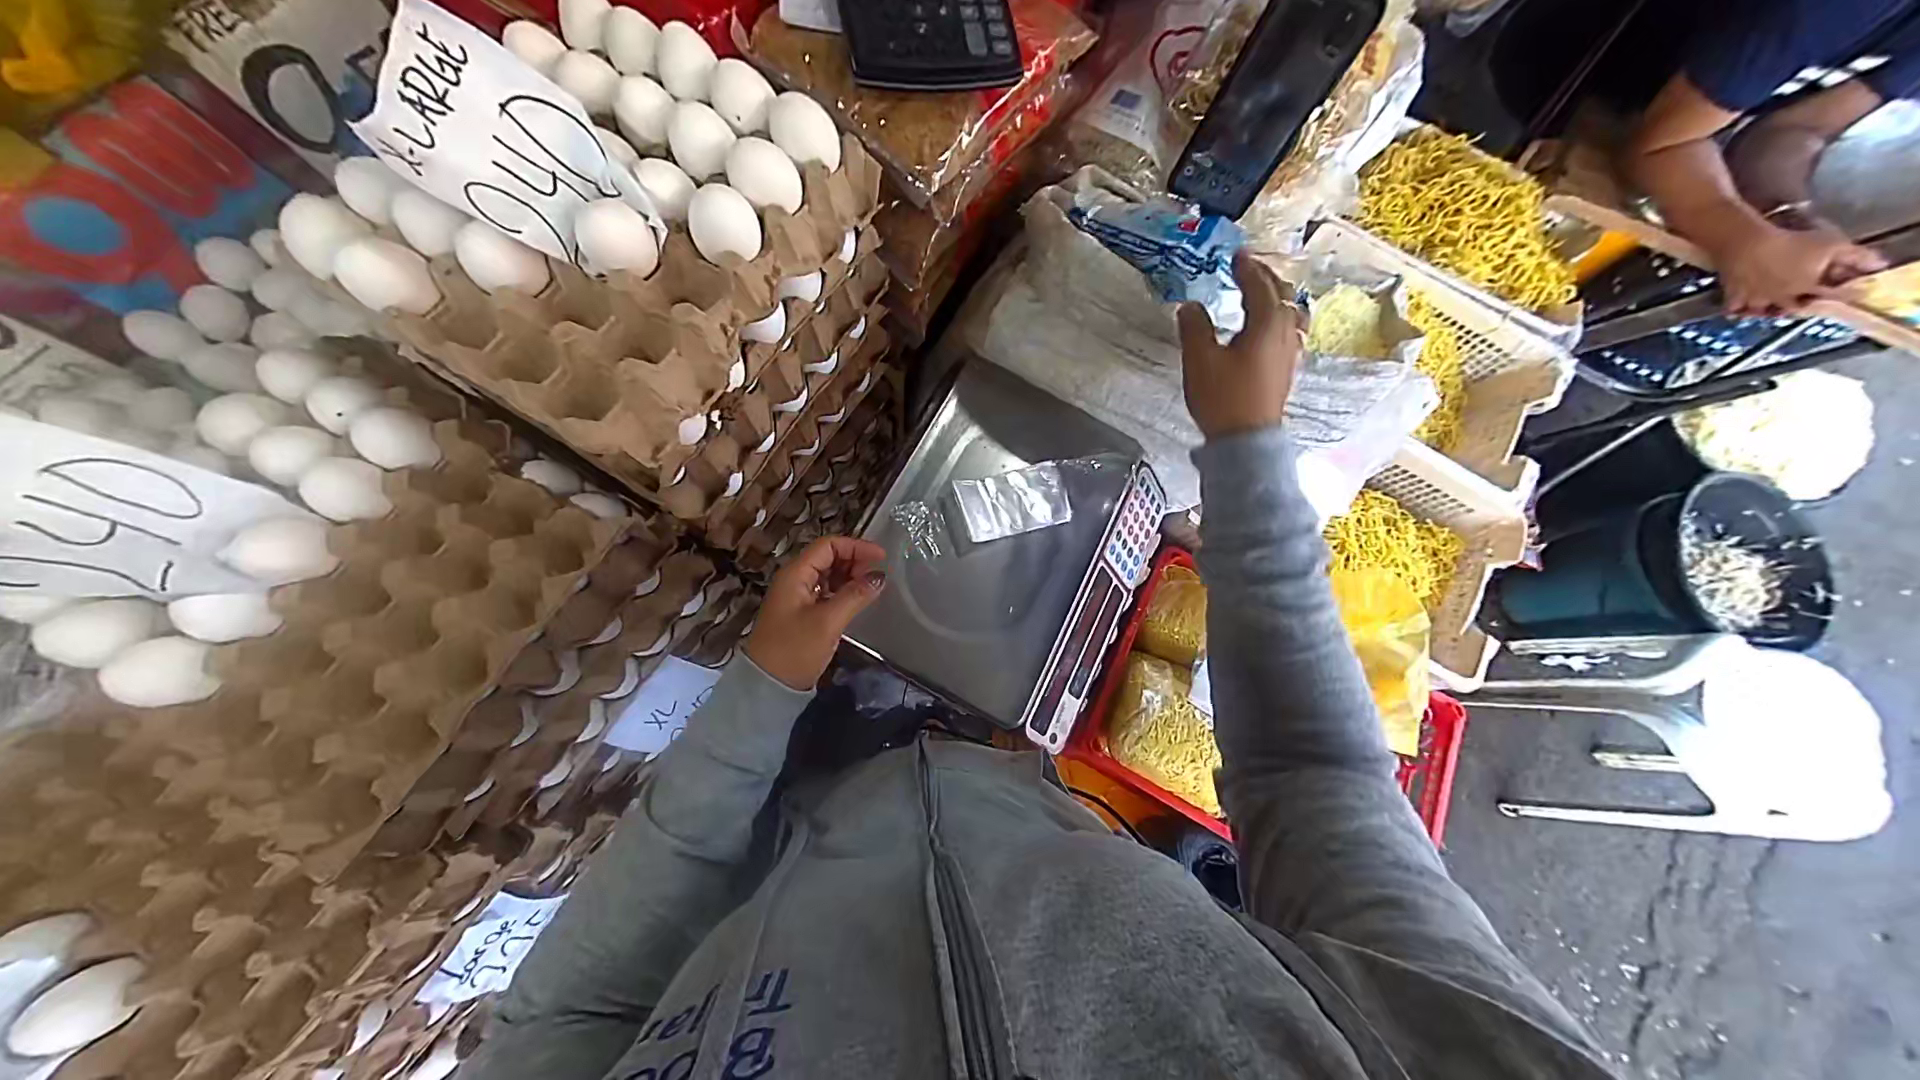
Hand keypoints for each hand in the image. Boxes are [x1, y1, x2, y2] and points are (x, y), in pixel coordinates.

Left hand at [745, 536, 887, 689]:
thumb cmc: (795, 649)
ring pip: (827, 575)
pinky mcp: (801, 613)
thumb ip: (855, 595)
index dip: (856, 547)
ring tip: (870, 588)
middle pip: (827, 557)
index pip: (828, 545)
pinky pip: (825, 592)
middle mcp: (794, 579)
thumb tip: (879, 576)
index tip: (881, 558)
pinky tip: (857, 601)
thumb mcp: (828, 621)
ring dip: (850, 576)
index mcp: (795, 574)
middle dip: (854, 560)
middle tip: (876, 576)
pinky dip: (843, 591)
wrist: (767, 685)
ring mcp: (797, 597)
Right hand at [1176, 252, 1304, 438]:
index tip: (1236, 254)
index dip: (1246, 267)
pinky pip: (1289, 330)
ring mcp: (1291, 351)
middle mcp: (1286, 332)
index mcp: (1266, 323)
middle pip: (1281, 294)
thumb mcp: (1200, 360)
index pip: (1259, 285)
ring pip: (1289, 311)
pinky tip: (1268, 326)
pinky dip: (1278, 317)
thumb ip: (1195, 328)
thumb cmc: (1223, 398)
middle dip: (1264, 277)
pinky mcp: (1286, 368)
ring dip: (1275, 296)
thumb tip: (1190, 306)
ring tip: (1261, 293)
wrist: (1245, 441)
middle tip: (1247, 268)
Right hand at [1712, 221, 1887, 315]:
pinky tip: (1742, 307)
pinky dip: (1738, 310)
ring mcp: (1755, 299)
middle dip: (1803, 305)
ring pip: (1761, 313)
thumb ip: (1856, 256)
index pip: (1830, 296)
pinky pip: (1734, 309)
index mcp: (1807, 288)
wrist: (1746, 246)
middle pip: (1794, 309)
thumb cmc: (1792, 244)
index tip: (1848, 292)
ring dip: (1768, 312)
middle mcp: (1781, 298)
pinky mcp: (1734, 297)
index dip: (1842, 294)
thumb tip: (1879, 266)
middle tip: (1807, 300)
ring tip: (1771, 308)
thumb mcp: (1832, 245)